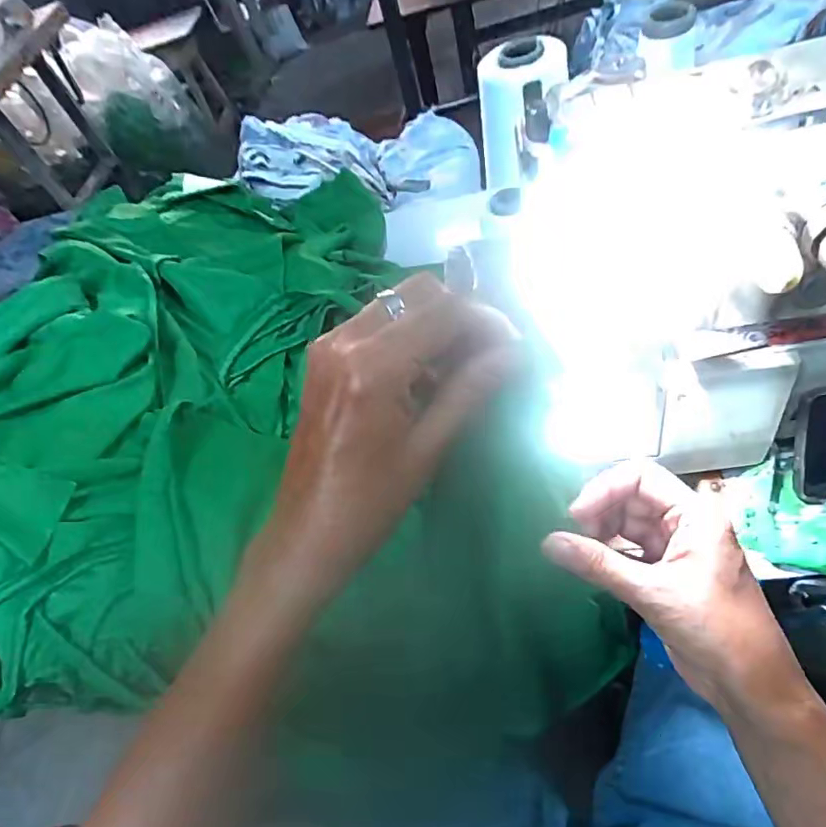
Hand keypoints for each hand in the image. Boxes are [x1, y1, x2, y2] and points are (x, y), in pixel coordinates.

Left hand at [252, 273, 520, 603]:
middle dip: (461, 315)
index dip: (488, 322)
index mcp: (373, 364)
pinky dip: (405, 337)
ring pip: (396, 305)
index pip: (446, 311)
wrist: (307, 533)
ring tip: (460, 368)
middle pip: (419, 293)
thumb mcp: (428, 447)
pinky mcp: (321, 358)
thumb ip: (471, 389)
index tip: (515, 348)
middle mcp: (345, 339)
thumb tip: (518, 353)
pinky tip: (424, 375)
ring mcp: (327, 345)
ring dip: (433, 324)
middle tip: (489, 354)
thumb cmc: (371, 502)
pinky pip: (374, 325)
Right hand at [540, 461, 777, 697]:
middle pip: (630, 499)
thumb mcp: (653, 592)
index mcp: (695, 514)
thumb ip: (599, 564)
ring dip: (598, 535)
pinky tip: (583, 565)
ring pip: (626, 526)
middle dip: (597, 513)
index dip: (603, 489)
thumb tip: (549, 542)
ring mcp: (674, 549)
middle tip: (569, 538)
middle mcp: (685, 524)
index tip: (575, 517)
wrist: (747, 679)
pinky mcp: (664, 574)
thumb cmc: (715, 628)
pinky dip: (605, 556)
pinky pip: (627, 552)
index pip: (641, 477)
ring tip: (572, 552)